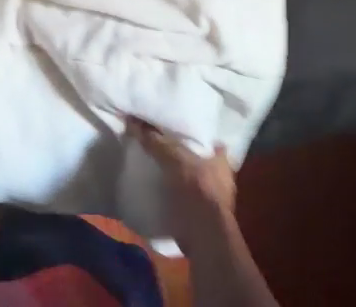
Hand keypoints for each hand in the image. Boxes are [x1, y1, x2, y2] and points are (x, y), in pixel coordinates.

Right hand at [128, 118, 236, 246]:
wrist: (203, 233)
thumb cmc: (197, 187)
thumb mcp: (174, 157)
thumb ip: (156, 141)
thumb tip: (133, 122)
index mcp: (222, 161)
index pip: (212, 143)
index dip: (197, 138)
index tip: (179, 133)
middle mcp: (222, 180)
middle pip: (201, 163)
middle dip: (185, 159)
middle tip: (163, 150)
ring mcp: (212, 202)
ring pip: (193, 183)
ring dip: (178, 180)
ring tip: (156, 171)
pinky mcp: (201, 218)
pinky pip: (185, 201)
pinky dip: (174, 197)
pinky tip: (158, 192)